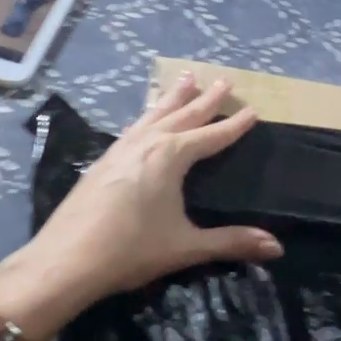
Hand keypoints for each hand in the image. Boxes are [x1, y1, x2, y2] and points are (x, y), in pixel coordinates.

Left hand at [0, 75, 281, 340]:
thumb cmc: (129, 251)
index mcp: (171, 157)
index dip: (234, 125)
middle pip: (183, 114)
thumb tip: (277, 247)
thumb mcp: (185, 247)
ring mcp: (121, 148)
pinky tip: (146, 117)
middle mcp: (148, 143)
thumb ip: (231, 242)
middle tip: (224, 80)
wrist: (63, 262)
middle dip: (206, 99)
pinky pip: (134, 126)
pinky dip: (149, 114)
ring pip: (154, 113)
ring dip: (173, 97)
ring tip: (186, 78)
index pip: (212, 136)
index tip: (252, 110)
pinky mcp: (102, 160)